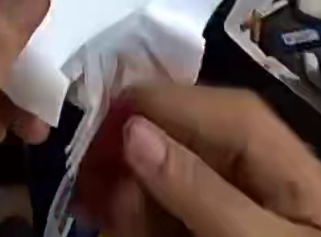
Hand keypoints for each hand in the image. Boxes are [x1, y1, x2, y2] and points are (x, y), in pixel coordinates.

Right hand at [102, 84, 320, 236]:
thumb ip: (199, 189)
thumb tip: (128, 129)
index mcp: (238, 118)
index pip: (149, 98)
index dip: (108, 133)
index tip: (82, 182)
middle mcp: (222, 126)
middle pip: (144, 132)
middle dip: (118, 179)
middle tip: (103, 220)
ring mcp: (219, 161)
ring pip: (147, 167)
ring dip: (130, 205)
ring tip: (124, 231)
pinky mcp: (218, 193)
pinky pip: (167, 192)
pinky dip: (149, 216)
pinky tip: (140, 230)